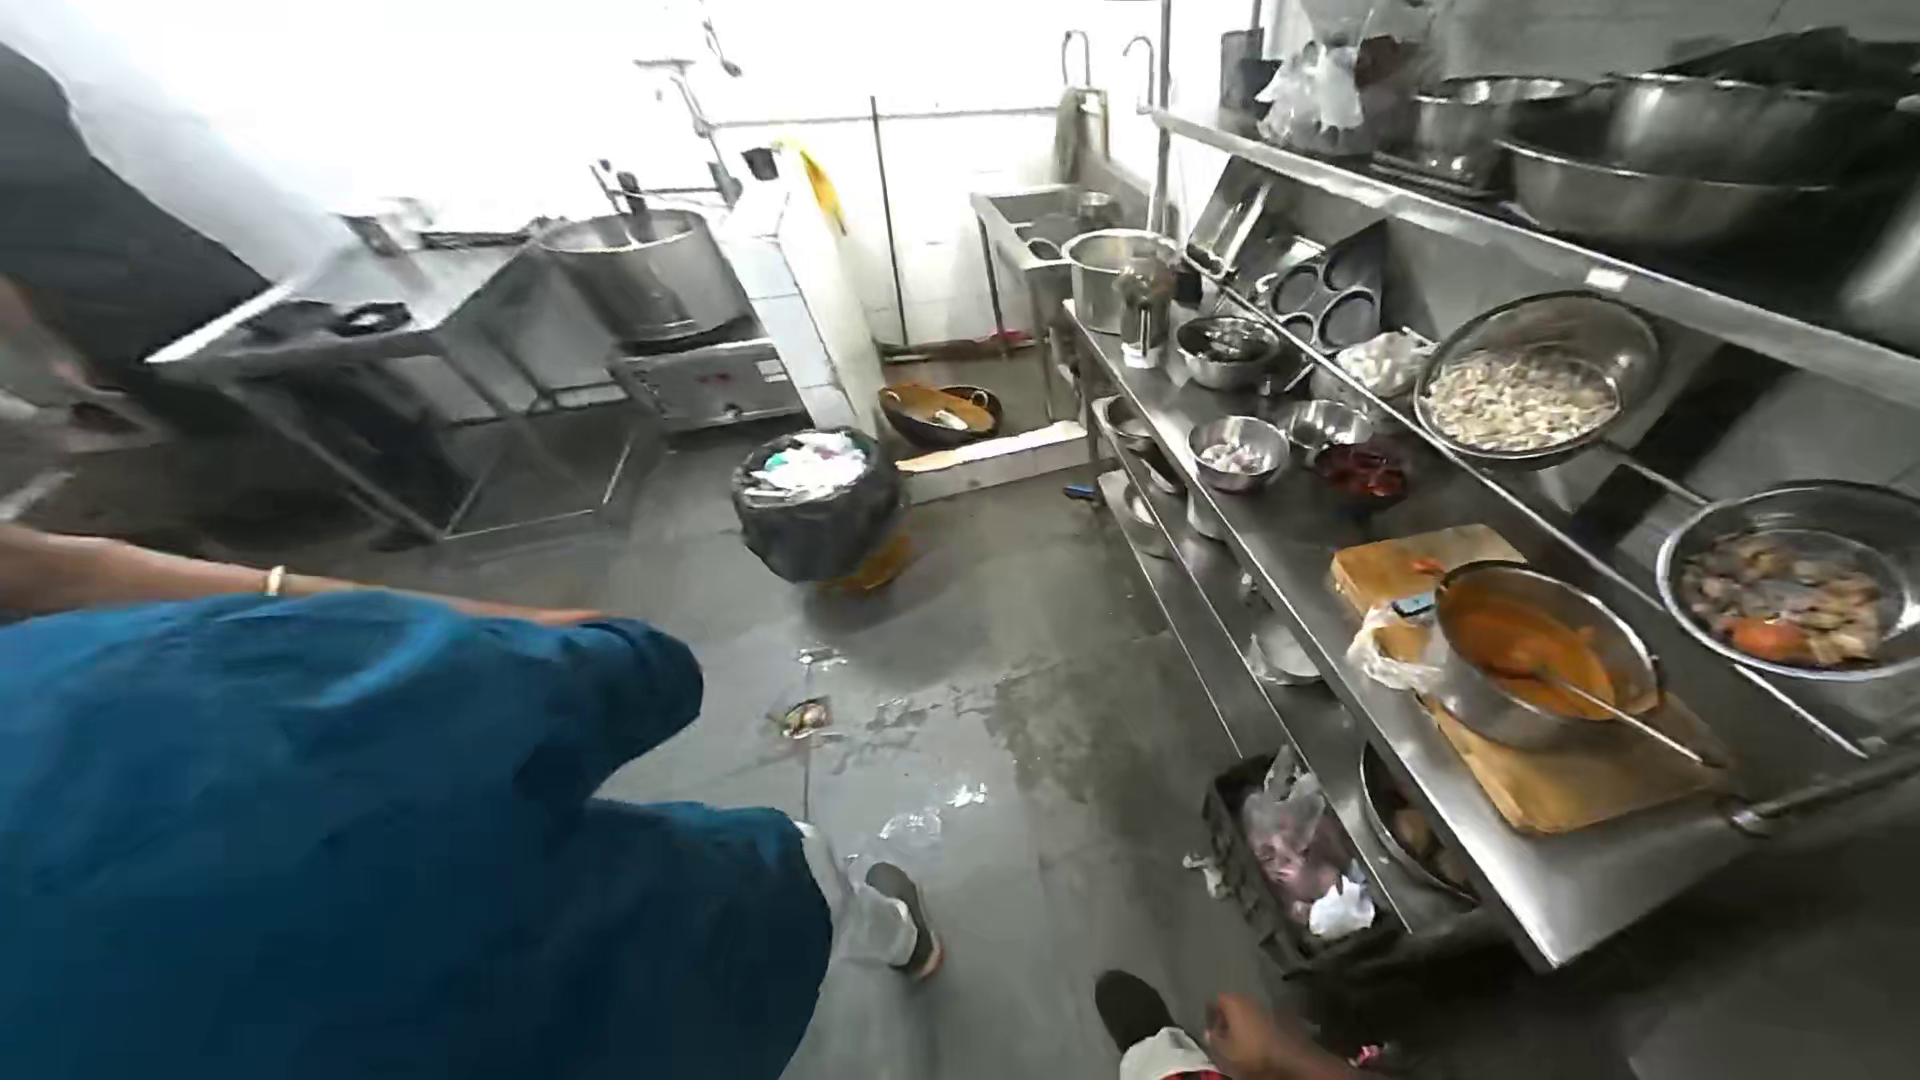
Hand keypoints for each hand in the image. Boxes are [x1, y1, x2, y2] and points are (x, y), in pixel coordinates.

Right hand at [1205, 994, 1357, 1079]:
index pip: (1213, 1002)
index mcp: (1230, 1000)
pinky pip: (1261, 1021)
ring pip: (1247, 1013)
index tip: (1214, 1034)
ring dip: (1244, 1025)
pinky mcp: (1279, 1017)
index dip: (1211, 1018)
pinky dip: (1258, 1030)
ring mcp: (1264, 1006)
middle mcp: (1246, 996)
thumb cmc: (1251, 1051)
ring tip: (1244, 1043)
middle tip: (1228, 1039)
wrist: (1289, 1059)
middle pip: (1231, 1006)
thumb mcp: (1225, 1052)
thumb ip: (1212, 1040)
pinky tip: (1259, 1044)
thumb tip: (1209, 1032)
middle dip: (1228, 1020)